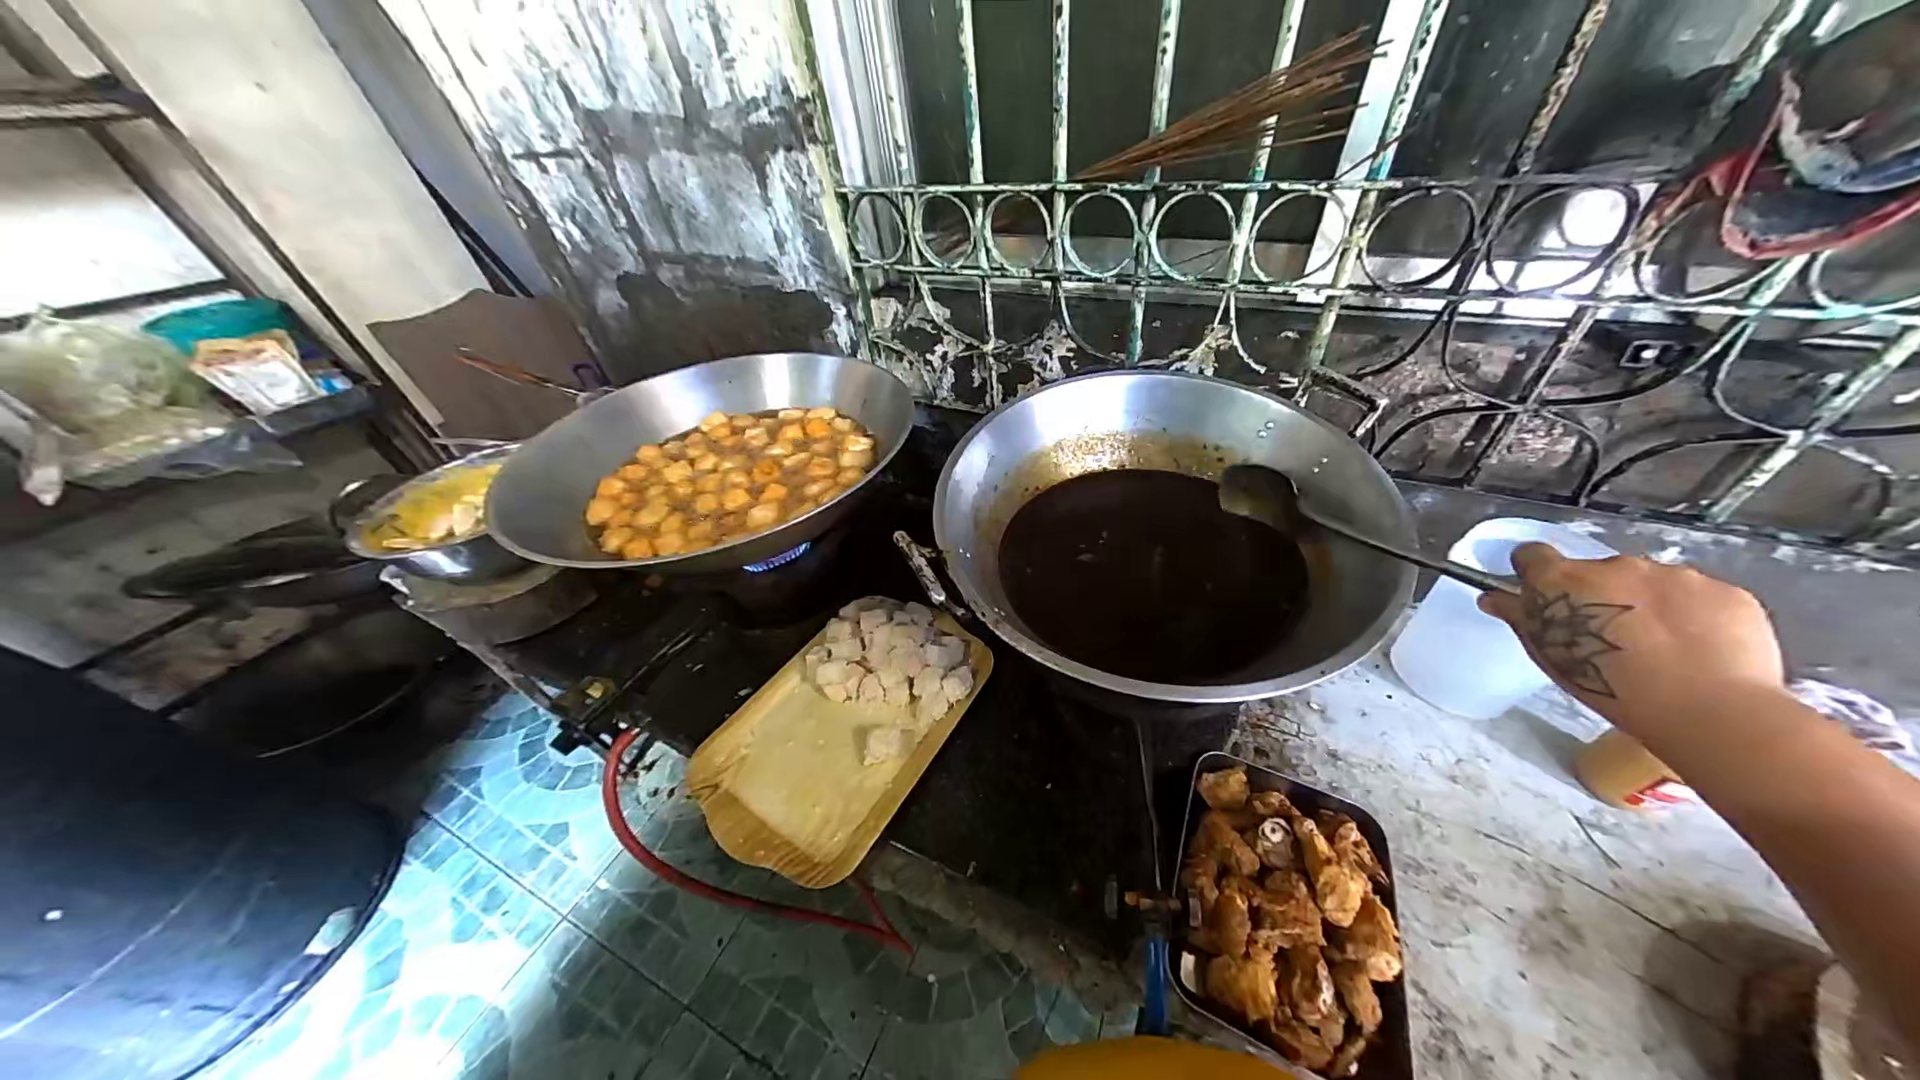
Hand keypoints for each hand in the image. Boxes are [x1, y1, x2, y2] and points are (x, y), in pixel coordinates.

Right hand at [1477, 544, 1788, 737]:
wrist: (1710, 708)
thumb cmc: (1608, 684)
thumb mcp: (1548, 654)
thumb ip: (1519, 617)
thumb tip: (1493, 597)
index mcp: (1563, 578)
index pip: (1533, 554)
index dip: (1535, 572)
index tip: (1545, 594)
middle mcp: (1616, 565)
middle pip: (1598, 571)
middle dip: (1601, 594)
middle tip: (1611, 634)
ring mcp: (1676, 575)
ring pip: (1651, 582)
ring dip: (1647, 603)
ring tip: (1662, 645)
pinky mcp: (1727, 591)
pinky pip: (1700, 596)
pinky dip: (1694, 615)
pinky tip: (1699, 648)